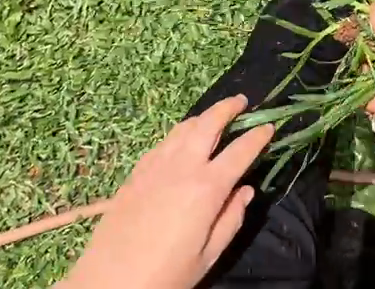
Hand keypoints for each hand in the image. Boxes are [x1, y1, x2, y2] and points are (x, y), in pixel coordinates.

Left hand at [59, 95, 272, 288]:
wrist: (104, 288)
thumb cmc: (163, 278)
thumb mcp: (207, 257)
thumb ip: (231, 220)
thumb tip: (245, 190)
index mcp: (207, 188)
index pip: (241, 150)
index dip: (259, 136)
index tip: (270, 127)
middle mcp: (183, 168)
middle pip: (210, 123)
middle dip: (229, 108)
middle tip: (242, 103)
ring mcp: (156, 167)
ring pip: (184, 127)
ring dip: (203, 117)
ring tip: (213, 117)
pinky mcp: (135, 175)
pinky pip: (163, 143)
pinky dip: (179, 135)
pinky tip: (181, 143)